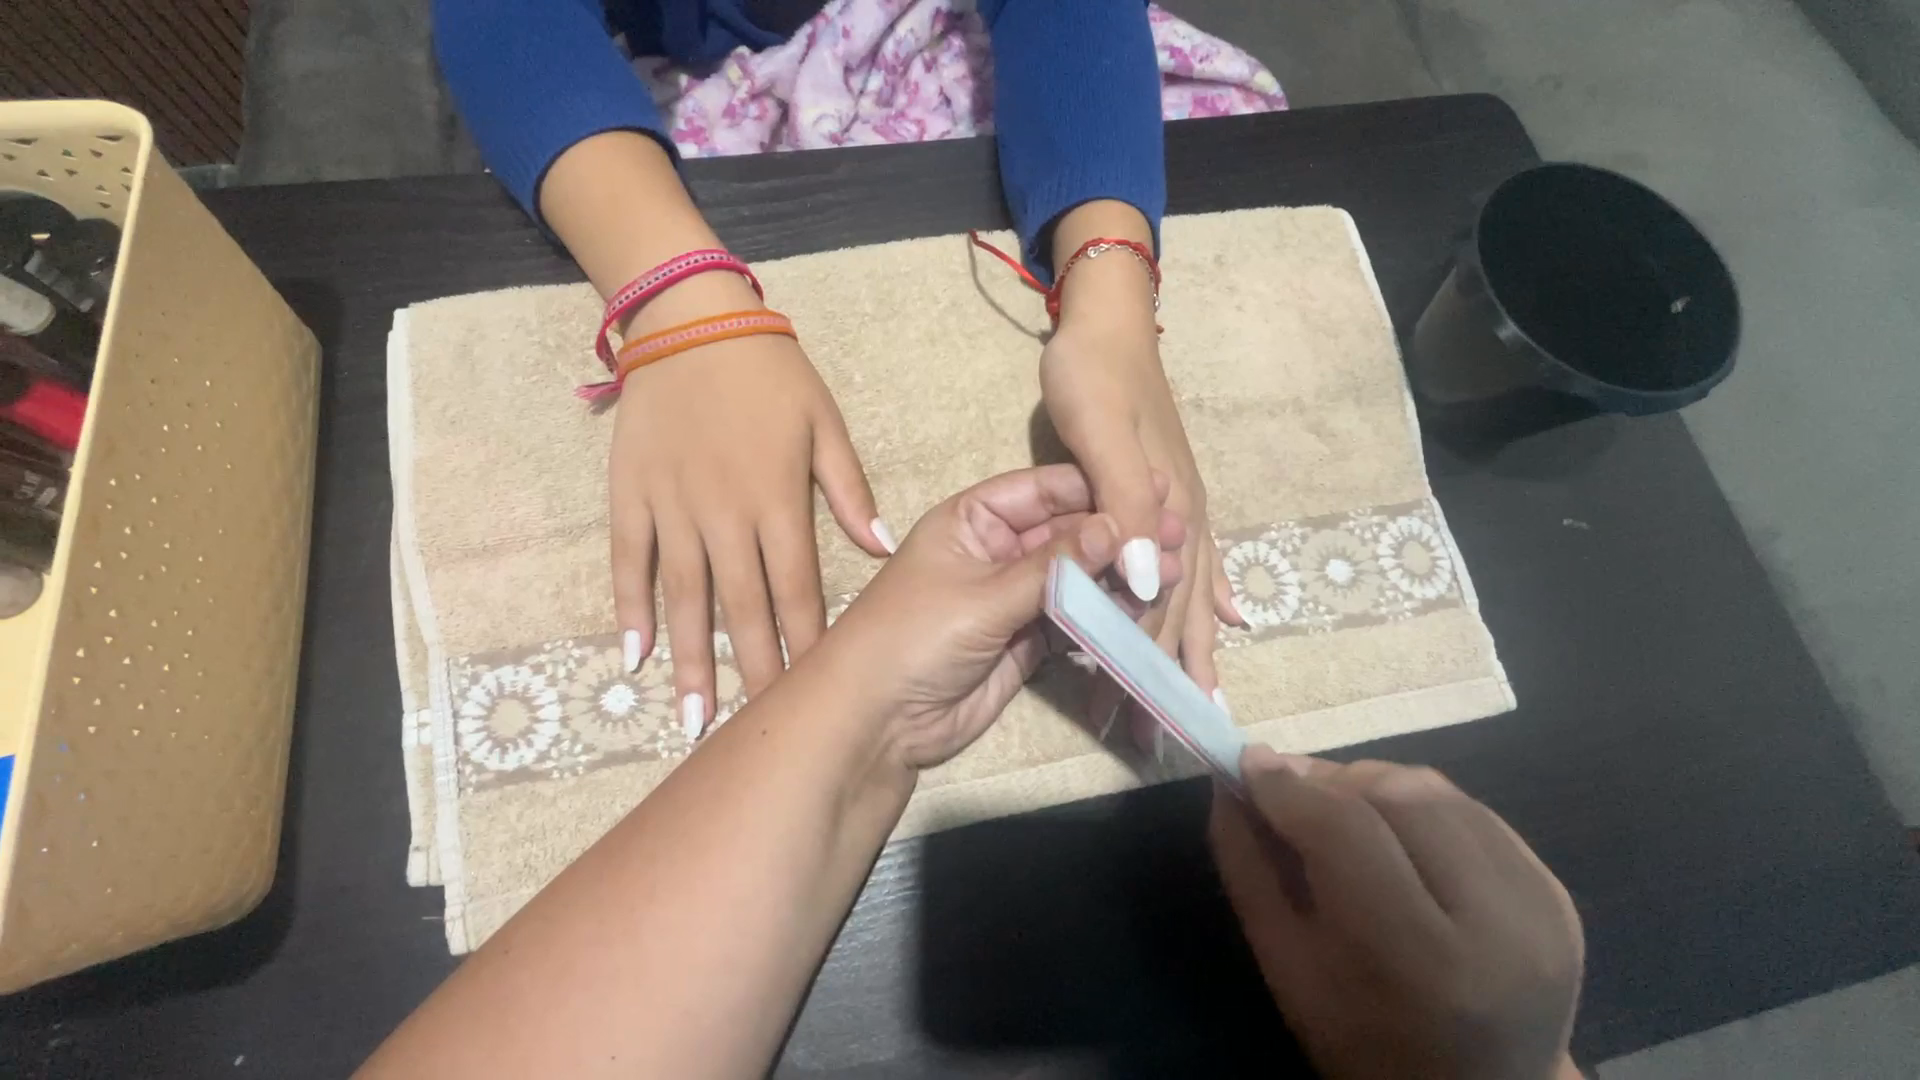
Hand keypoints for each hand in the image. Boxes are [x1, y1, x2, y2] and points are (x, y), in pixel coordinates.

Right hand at [610, 333, 891, 736]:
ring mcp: (672, 510)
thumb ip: (851, 490)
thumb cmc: (770, 374)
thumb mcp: (825, 423)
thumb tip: (885, 547)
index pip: (798, 589)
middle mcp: (725, 517)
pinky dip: (630, 608)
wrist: (691, 322)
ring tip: (692, 717)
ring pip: (684, 597)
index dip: (807, 642)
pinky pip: (629, 561)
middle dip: (753, 670)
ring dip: (691, 659)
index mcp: (778, 501)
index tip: (816, 691)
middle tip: (756, 730)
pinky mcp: (630, 497)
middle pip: (743, 608)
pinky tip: (634, 654)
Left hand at [821, 464, 1186, 769]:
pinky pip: (1073, 620)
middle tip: (1172, 541)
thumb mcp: (982, 593)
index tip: (1149, 492)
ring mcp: (1014, 597)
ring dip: (1117, 580)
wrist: (878, 720)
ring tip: (1168, 578)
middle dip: (1115, 540)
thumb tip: (1116, 528)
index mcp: (974, 519)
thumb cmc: (915, 635)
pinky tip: (1141, 613)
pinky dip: (1104, 619)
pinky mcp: (1027, 640)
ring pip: (1075, 579)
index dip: (1095, 491)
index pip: (1044, 490)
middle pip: (1066, 535)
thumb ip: (1052, 565)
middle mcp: (998, 551)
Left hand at [1041, 307, 1243, 747]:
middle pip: (1174, 605)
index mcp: (1158, 506)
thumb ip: (1120, 505)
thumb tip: (1147, 584)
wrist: (1105, 323)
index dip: (1147, 654)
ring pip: (1182, 593)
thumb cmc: (1090, 376)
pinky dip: (1203, 601)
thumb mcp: (1096, 434)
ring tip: (1192, 700)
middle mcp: (1175, 517)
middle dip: (1168, 667)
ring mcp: (1173, 510)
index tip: (1144, 714)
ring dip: (1184, 648)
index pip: (1153, 597)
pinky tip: (1224, 626)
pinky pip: (1188, 565)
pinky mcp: (1162, 502)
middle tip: (1166, 731)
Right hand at [1211, 747, 1585, 1079]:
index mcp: (1421, 961)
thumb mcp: (1282, 962)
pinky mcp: (1557, 890)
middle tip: (1290, 793)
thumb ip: (1247, 863)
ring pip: (1432, 789)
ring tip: (1338, 812)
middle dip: (1329, 781)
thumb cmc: (1362, 1038)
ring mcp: (1540, 904)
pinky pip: (1466, 808)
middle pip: (1395, 795)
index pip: (1346, 832)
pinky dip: (1413, 802)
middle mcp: (1498, 924)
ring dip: (1369, 784)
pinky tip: (1392, 833)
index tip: (1246, 763)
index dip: (1288, 788)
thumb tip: (1230, 777)